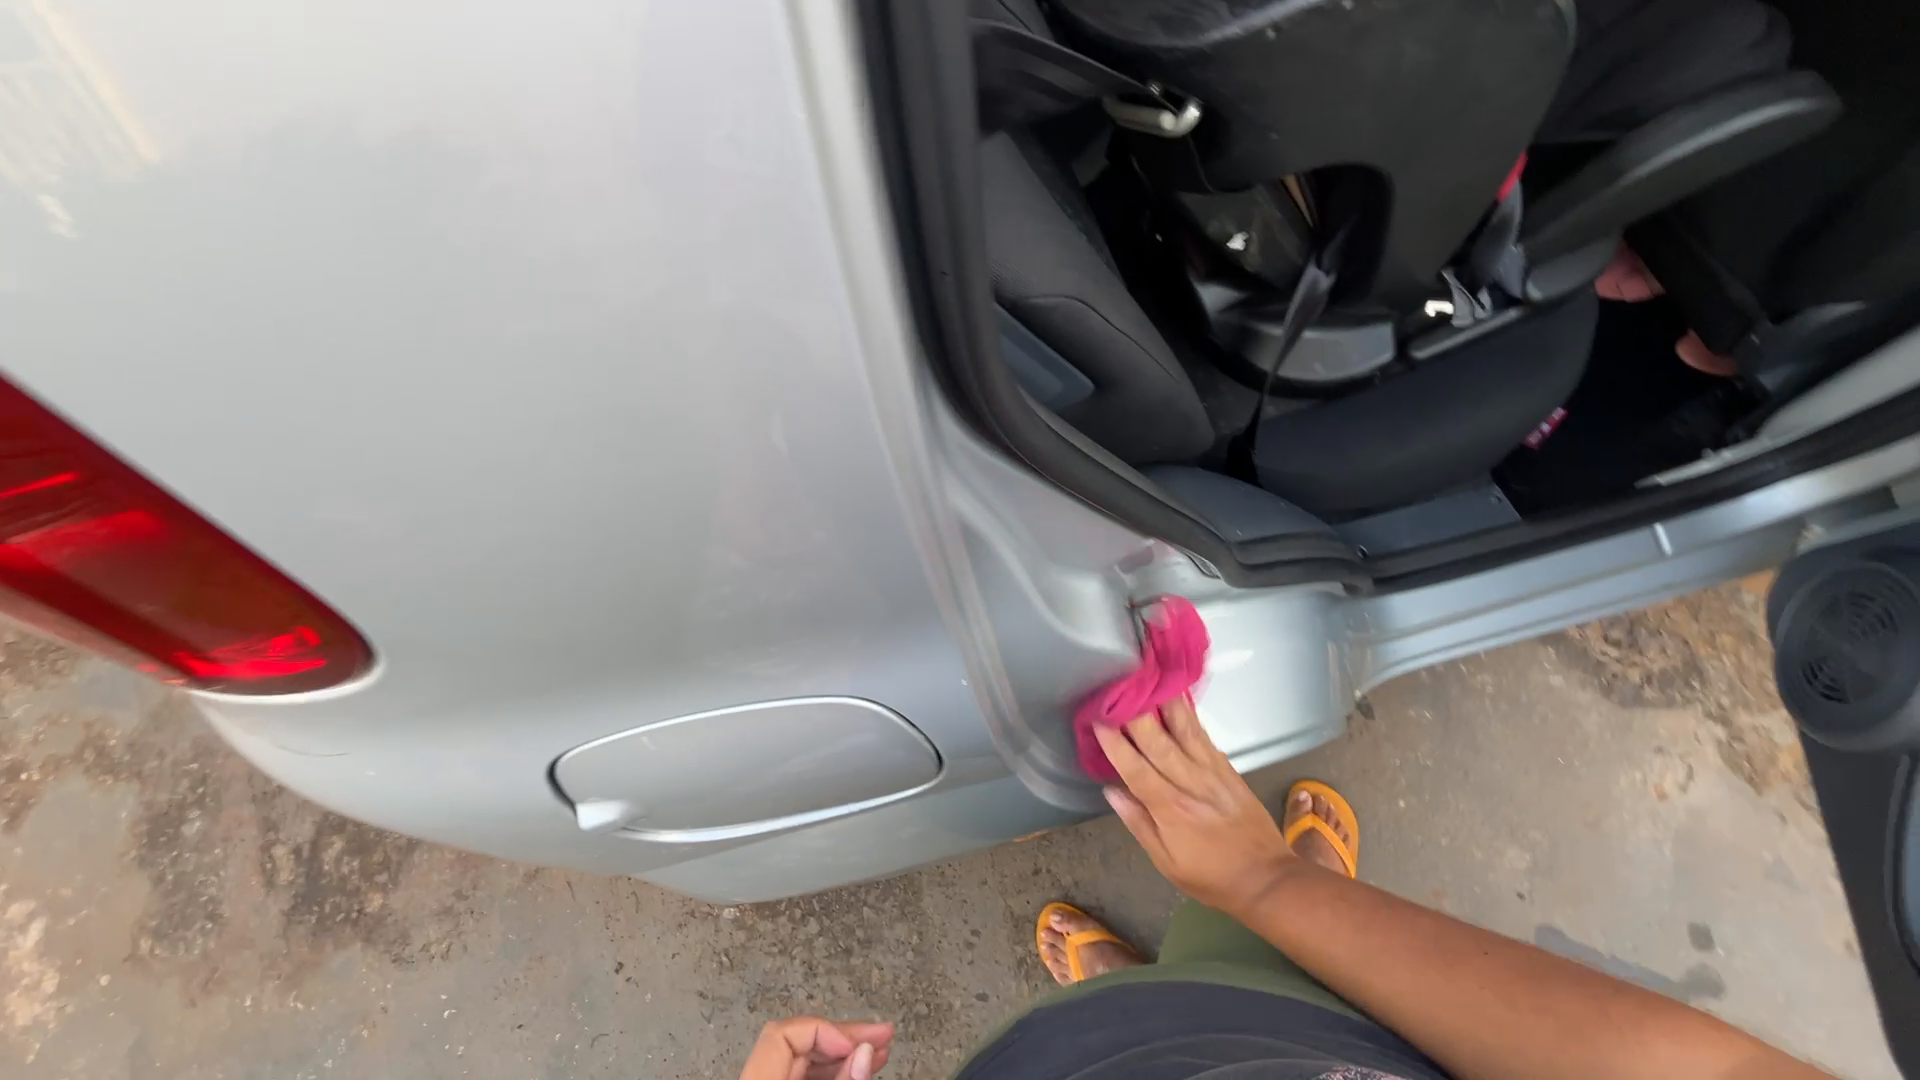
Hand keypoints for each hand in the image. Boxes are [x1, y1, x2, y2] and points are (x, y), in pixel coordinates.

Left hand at [737, 1016, 893, 1079]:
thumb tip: (866, 1052)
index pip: (782, 1033)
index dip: (824, 1031)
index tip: (857, 1043)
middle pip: (795, 1044)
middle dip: (843, 1038)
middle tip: (883, 1034)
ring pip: (799, 1061)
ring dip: (842, 1055)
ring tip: (879, 1052)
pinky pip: (799, 1078)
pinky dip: (829, 1073)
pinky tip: (855, 1070)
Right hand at [1095, 699, 1297, 918]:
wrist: (1267, 879)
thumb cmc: (1210, 876)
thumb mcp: (1166, 863)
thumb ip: (1138, 823)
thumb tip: (1110, 791)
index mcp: (1171, 810)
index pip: (1136, 769)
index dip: (1115, 743)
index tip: (1097, 719)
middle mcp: (1190, 785)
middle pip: (1158, 742)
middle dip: (1135, 714)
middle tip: (1117, 688)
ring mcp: (1213, 773)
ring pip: (1185, 730)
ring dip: (1164, 703)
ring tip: (1149, 677)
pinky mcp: (1228, 768)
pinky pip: (1205, 735)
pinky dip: (1189, 714)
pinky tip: (1178, 695)